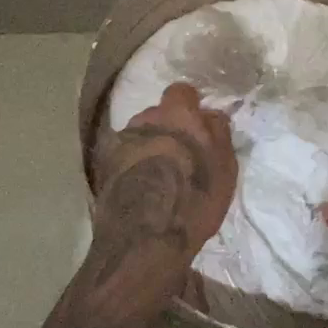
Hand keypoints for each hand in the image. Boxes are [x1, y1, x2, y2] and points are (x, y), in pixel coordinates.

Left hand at [98, 82, 237, 258]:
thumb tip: (211, 116)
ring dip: (148, 147)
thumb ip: (219, 133)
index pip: (182, 91)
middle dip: (167, 128)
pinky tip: (142, 189)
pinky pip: (124, 157)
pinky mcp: (103, 166)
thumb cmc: (195, 197)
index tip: (197, 124)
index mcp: (177, 113)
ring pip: (138, 136)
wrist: (144, 235)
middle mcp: (143, 119)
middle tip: (180, 154)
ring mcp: (119, 142)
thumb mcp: (225, 167)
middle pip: (157, 115)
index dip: (190, 105)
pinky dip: (132, 166)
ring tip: (160, 176)